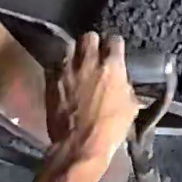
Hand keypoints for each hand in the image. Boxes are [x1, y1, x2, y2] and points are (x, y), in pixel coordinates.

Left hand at [47, 32, 140, 175]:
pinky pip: (55, 65)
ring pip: (69, 47)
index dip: (115, 44)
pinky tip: (63, 76)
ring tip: (77, 61)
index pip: (115, 40)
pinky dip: (60, 68)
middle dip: (93, 42)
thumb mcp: (130, 107)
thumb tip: (124, 83)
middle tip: (95, 52)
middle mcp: (89, 62)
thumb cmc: (110, 128)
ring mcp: (67, 70)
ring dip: (75, 52)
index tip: (115, 49)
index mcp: (112, 66)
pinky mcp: (51, 81)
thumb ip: (126, 87)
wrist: (79, 145)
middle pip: (89, 37)